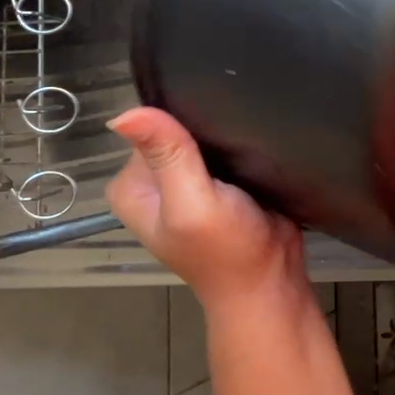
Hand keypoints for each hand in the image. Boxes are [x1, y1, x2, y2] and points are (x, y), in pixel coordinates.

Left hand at [106, 107, 310, 315]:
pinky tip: (259, 143)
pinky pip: (229, 152)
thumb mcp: (192, 204)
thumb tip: (124, 114)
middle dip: (205, 125)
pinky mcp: (225, 187)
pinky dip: (243, 146)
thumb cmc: (227, 248)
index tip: (210, 121)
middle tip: (238, 128)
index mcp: (133, 187)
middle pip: (178, 131)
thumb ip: (167, 158)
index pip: (150, 130)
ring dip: (228, 135)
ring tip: (252, 132)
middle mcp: (155, 184)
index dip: (178, 119)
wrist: (271, 280)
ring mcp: (191, 185)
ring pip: (206, 140)